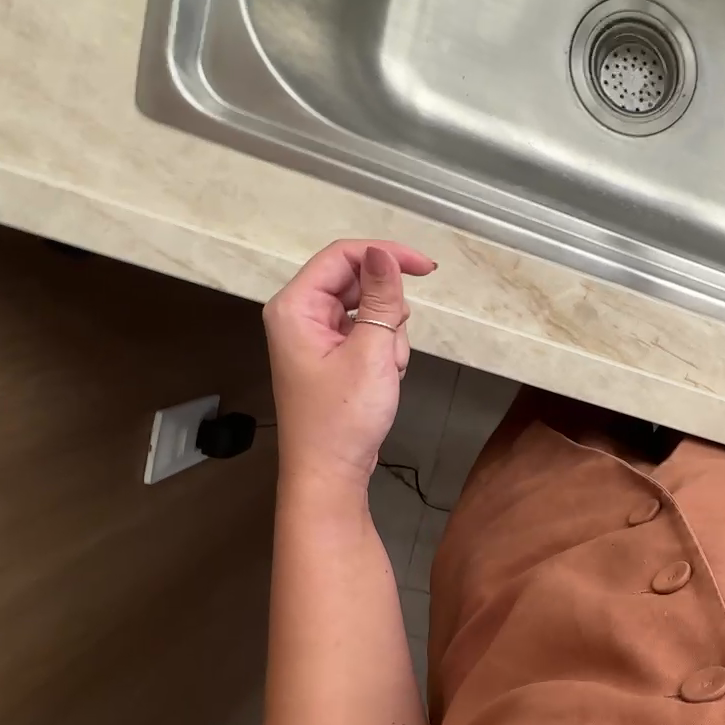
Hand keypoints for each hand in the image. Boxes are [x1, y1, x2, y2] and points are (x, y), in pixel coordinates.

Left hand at [263, 240, 435, 489]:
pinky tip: (383, 380)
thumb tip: (385, 254)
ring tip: (384, 373)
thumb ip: (380, 299)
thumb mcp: (371, 353)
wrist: (331, 470)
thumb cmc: (344, 416)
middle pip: (358, 286)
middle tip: (390, 352)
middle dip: (388, 314)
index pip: (343, 257)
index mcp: (296, 307)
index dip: (386, 255)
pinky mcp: (333, 356)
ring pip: (370, 312)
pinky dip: (384, 352)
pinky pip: (368, 335)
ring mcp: (317, 337)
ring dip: (389, 338)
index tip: (428, 269)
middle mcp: (301, 315)